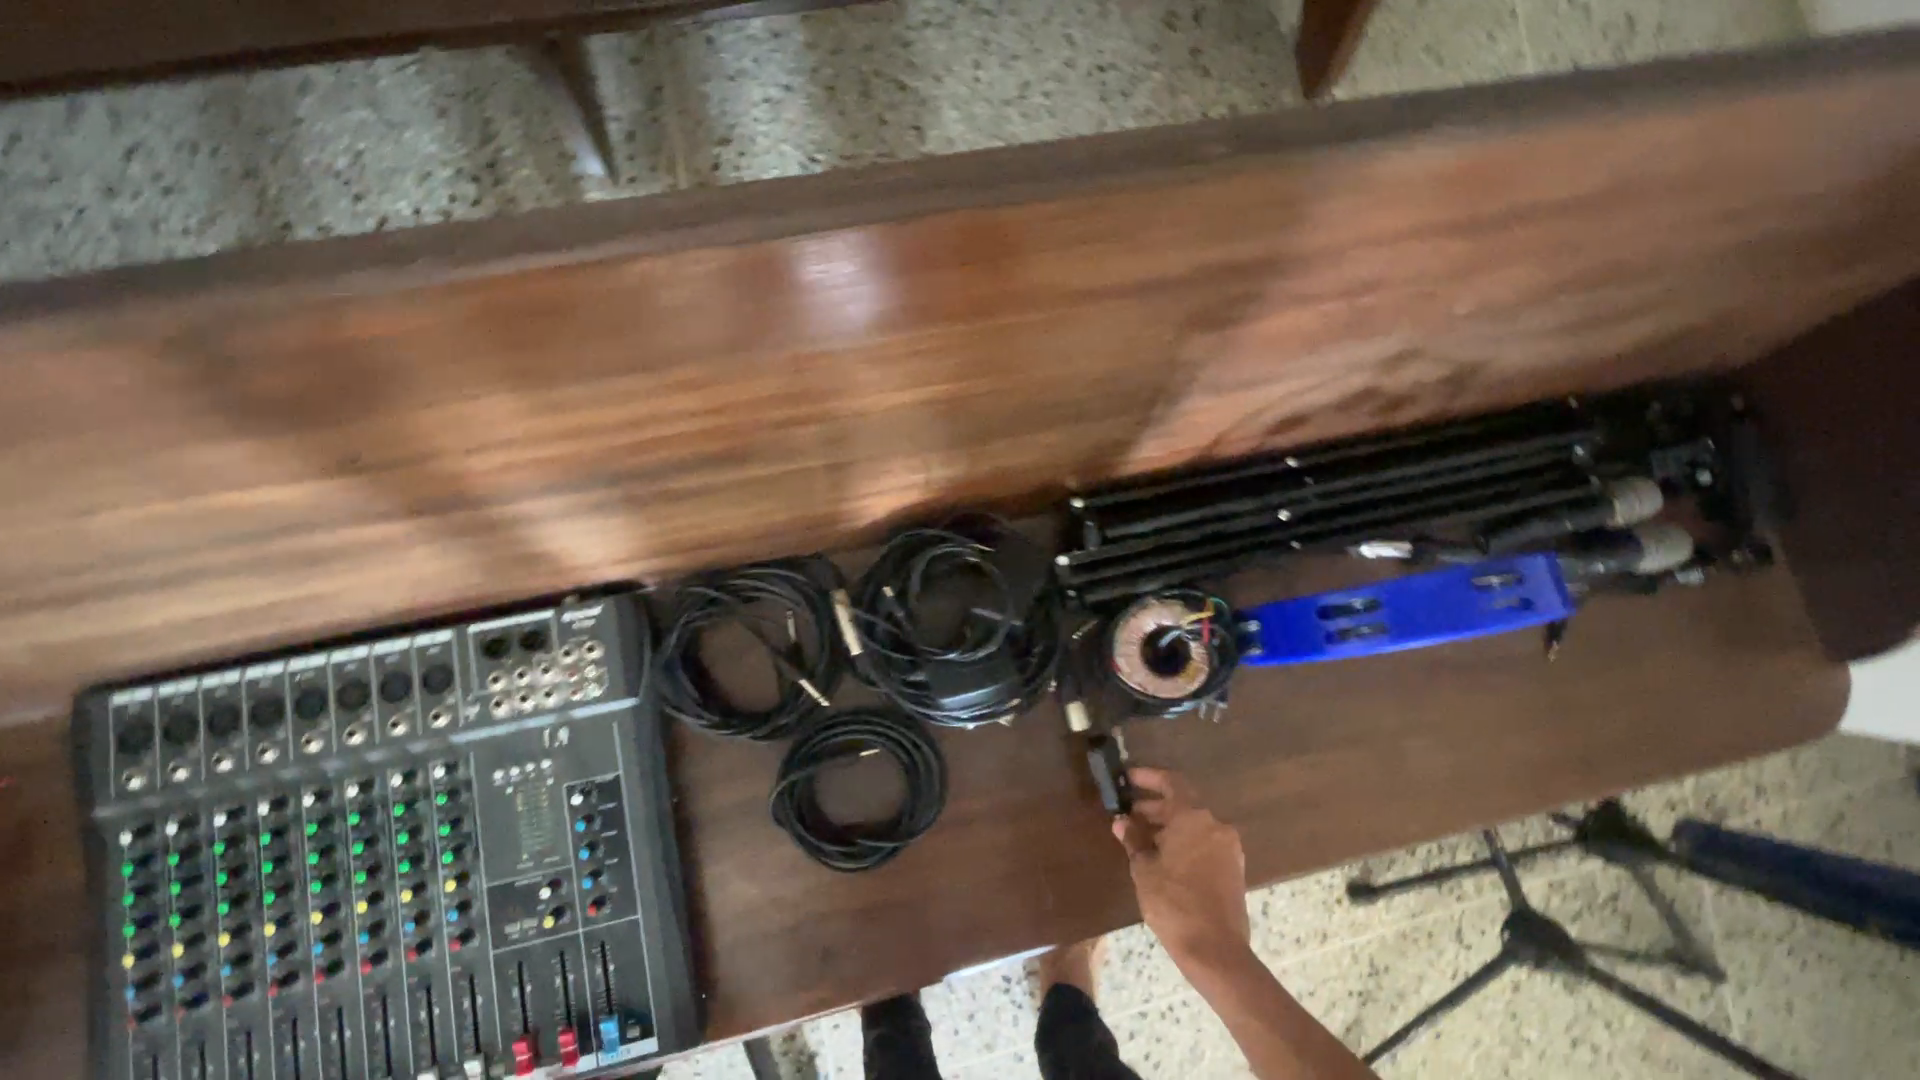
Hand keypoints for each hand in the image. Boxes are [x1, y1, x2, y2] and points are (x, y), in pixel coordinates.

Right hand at [1112, 767, 1251, 974]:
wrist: (1215, 950)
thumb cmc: (1174, 903)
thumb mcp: (1145, 869)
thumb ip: (1134, 839)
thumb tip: (1122, 821)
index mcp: (1194, 817)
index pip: (1171, 782)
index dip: (1148, 777)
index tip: (1128, 778)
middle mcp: (1215, 825)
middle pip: (1183, 804)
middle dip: (1155, 807)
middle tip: (1128, 814)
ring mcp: (1228, 848)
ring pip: (1194, 825)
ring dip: (1169, 826)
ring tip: (1141, 838)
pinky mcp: (1233, 869)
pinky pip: (1204, 843)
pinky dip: (1184, 842)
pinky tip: (1163, 858)